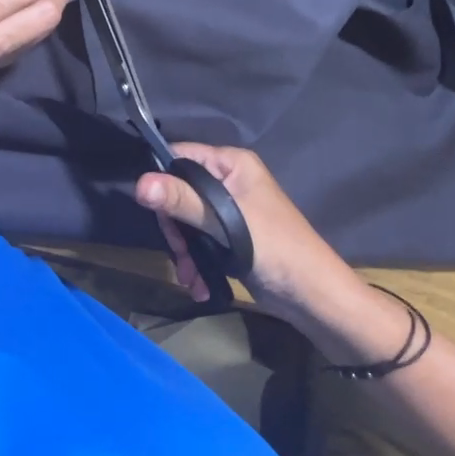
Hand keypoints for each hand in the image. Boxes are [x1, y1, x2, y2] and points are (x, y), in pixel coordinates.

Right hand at [135, 144, 360, 313]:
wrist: (315, 299)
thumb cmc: (276, 250)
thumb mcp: (226, 223)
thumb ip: (182, 201)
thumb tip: (138, 183)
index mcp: (231, 163)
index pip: (178, 156)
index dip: (160, 179)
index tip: (153, 210)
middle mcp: (228, 180)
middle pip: (177, 192)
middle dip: (175, 228)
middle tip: (179, 253)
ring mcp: (228, 209)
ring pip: (185, 219)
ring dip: (183, 251)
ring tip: (190, 277)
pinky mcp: (228, 235)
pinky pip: (197, 239)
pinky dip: (194, 261)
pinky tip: (198, 283)